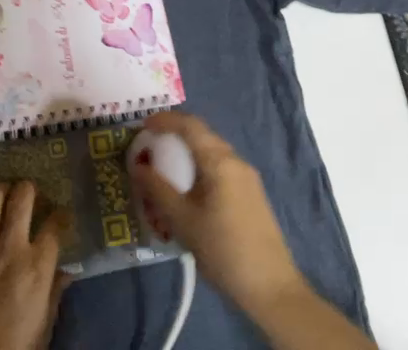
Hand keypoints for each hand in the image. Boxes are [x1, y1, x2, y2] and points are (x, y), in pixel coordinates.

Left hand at [0, 181, 72, 349]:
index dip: (59, 215)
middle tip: (30, 192)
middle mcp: (9, 248)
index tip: (59, 214)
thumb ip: (54, 292)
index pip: (54, 224)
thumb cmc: (13, 348)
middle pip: (22, 198)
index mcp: (37, 267)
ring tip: (3, 193)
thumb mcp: (44, 325)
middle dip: (29, 188)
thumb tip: (67, 270)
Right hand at [130, 110, 306, 311]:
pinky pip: (221, 169)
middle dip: (175, 136)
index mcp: (220, 162)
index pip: (190, 125)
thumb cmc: (222, 249)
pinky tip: (189, 191)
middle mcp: (237, 162)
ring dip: (188, 154)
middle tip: (150, 148)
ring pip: (212, 153)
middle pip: (203, 136)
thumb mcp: (182, 220)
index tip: (143, 126)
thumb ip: (157, 188)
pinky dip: (201, 169)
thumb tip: (137, 165)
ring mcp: (248, 178)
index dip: (165, 120)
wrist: (270, 288)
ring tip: (166, 170)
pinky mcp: (252, 195)